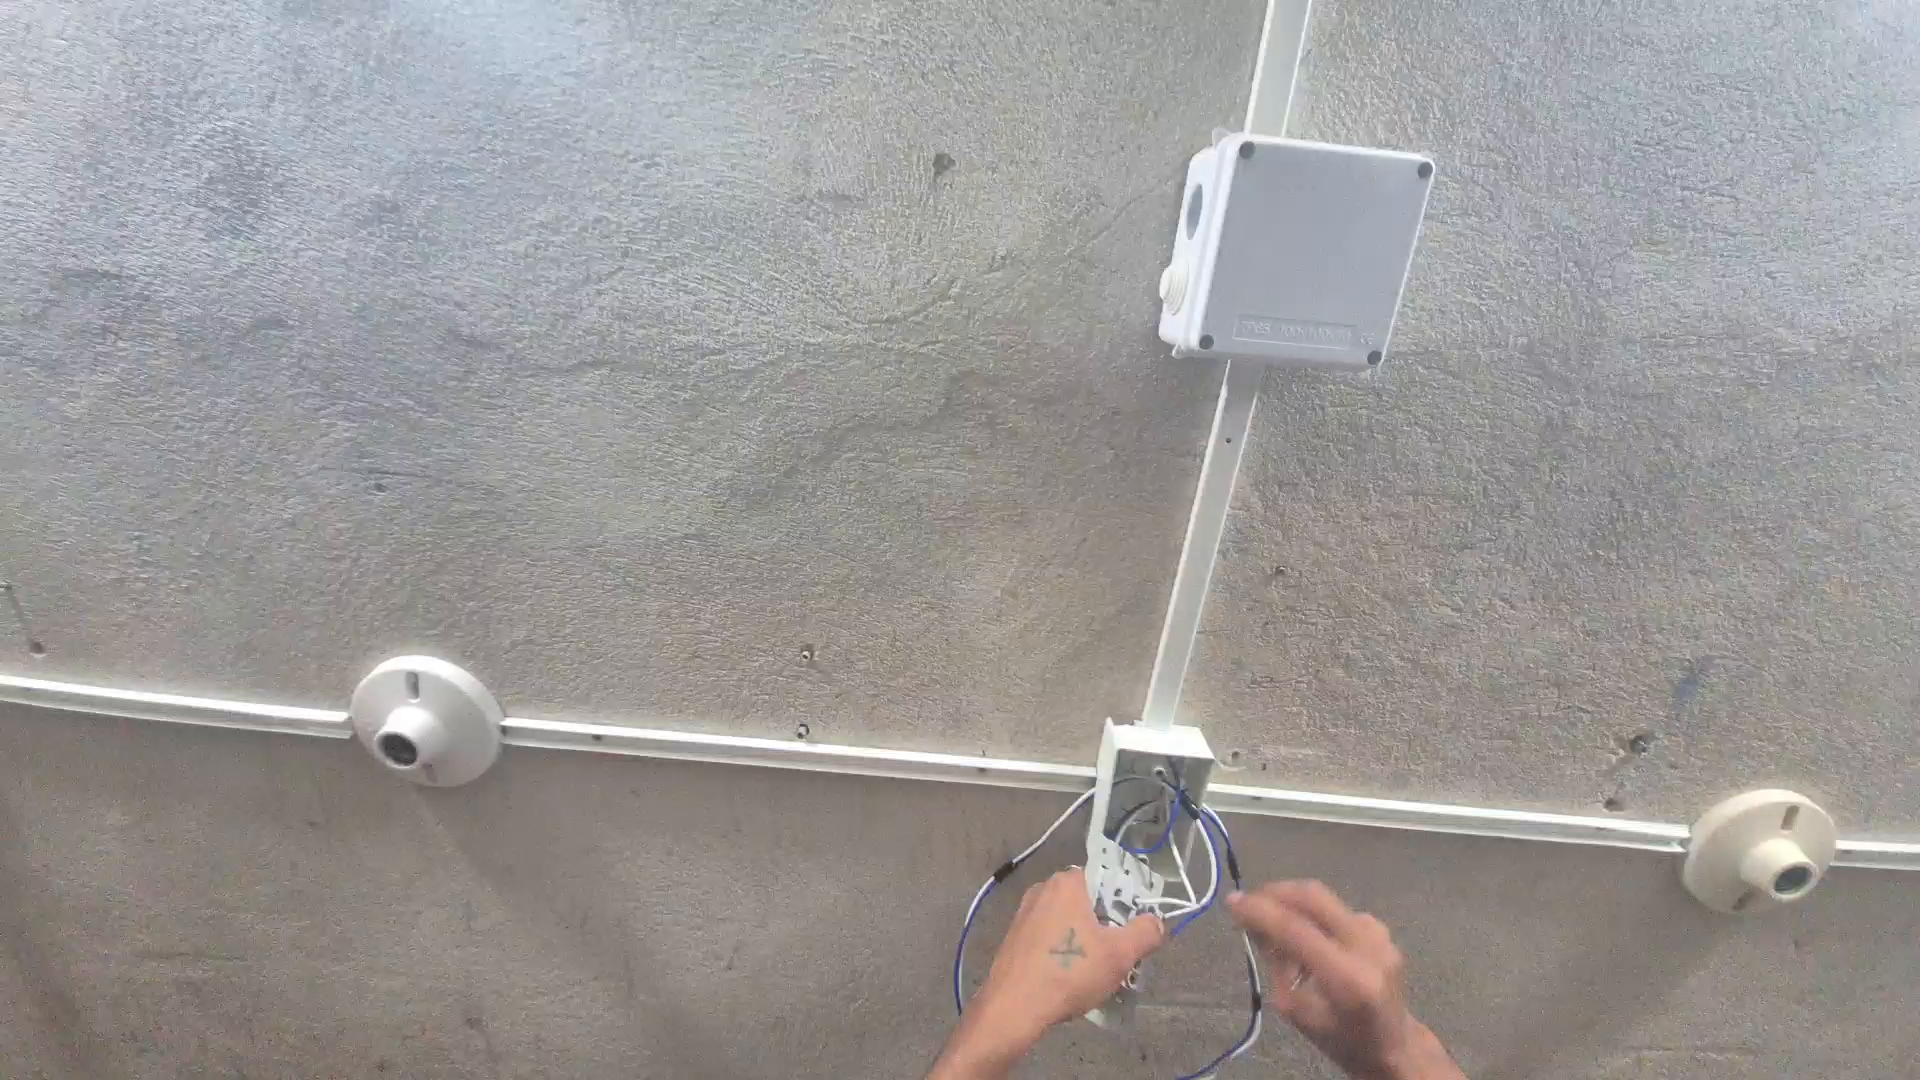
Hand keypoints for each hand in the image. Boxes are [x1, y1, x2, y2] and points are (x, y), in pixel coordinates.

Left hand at [930, 868, 1164, 1079]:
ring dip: (1086, 939)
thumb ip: (1144, 932)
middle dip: (1108, 924)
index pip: (1108, 878)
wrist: (1014, 1004)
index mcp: (1068, 882)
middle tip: (1120, 954)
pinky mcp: (1016, 934)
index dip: (1127, 902)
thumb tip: (1156, 920)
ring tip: (1098, 970)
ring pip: (1069, 919)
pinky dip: (1064, 948)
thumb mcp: (1119, 954)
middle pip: (1089, 900)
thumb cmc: (1070, 971)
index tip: (1135, 929)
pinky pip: (1050, 934)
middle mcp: (1045, 887)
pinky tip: (1070, 975)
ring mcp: (1026, 910)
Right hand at [1227, 882, 1463, 1079]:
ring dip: (1290, 904)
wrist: (1397, 1050)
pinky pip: (1333, 909)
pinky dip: (1310, 913)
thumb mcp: (1294, 1009)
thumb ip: (1274, 961)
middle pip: (1311, 896)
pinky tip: (1305, 934)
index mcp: (1348, 978)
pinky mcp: (1380, 928)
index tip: (1231, 902)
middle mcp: (1367, 948)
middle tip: (1250, 903)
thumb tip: (1252, 922)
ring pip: (1320, 898)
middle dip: (1274, 893)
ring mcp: (1378, 935)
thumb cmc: (1341, 1040)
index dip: (1258, 910)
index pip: (1294, 929)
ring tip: (1276, 926)